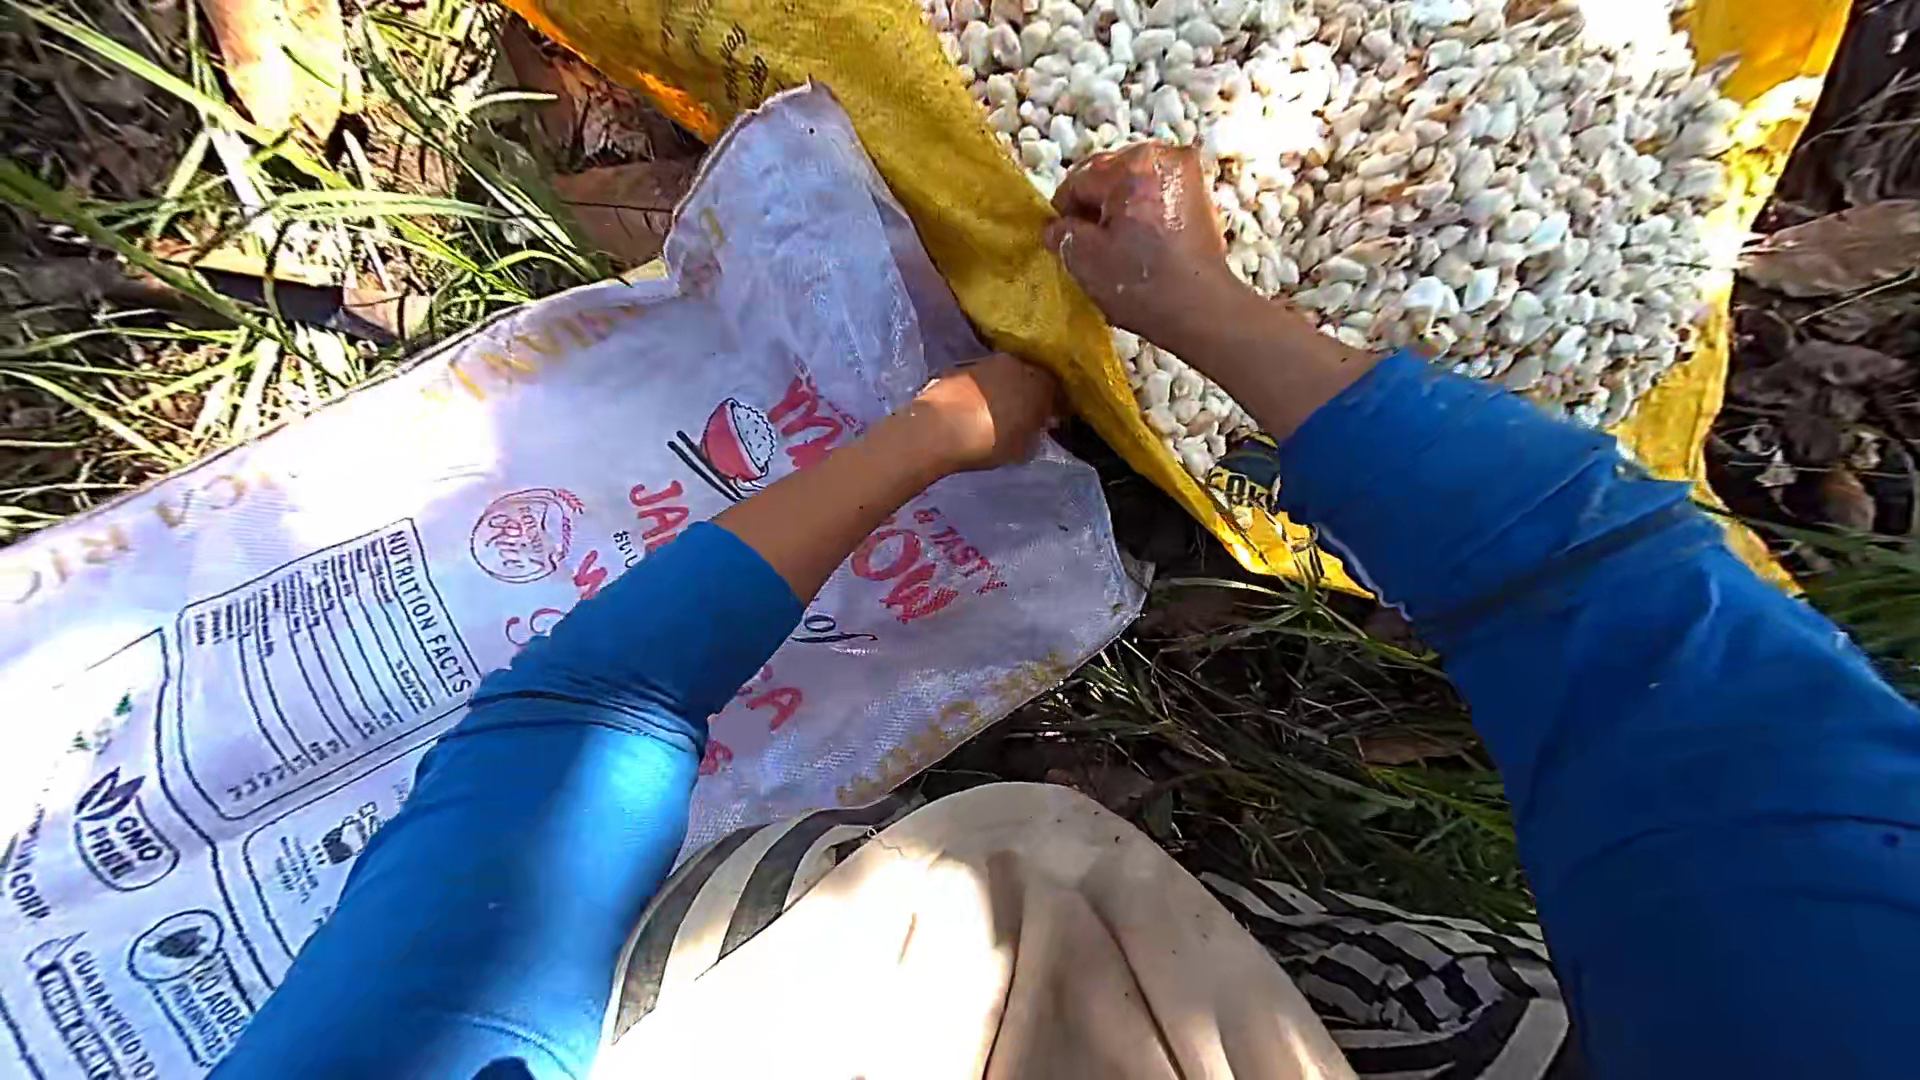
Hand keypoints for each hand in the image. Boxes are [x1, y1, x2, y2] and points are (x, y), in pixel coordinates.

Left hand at [905, 352, 1058, 472]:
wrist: (938, 429)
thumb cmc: (988, 442)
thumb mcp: (1021, 449)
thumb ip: (1033, 434)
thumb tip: (1034, 428)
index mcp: (1038, 382)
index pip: (1053, 390)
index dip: (1049, 407)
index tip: (1044, 421)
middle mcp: (1013, 364)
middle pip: (1025, 377)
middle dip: (1024, 394)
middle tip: (1019, 416)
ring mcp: (983, 362)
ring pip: (999, 376)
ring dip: (999, 391)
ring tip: (991, 414)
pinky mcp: (957, 368)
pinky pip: (976, 382)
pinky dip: (977, 393)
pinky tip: (970, 410)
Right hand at [1043, 142, 1259, 357]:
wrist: (1199, 307)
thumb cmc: (1139, 283)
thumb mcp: (1085, 260)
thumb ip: (1062, 235)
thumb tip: (1055, 227)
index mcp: (1131, 166)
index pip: (1078, 179)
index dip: (1062, 211)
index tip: (1060, 239)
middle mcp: (1162, 156)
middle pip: (1109, 176)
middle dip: (1093, 207)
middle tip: (1087, 244)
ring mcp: (1186, 173)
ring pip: (1133, 186)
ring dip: (1118, 211)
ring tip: (1115, 246)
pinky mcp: (1201, 195)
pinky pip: (1156, 196)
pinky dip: (1142, 215)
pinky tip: (1139, 245)